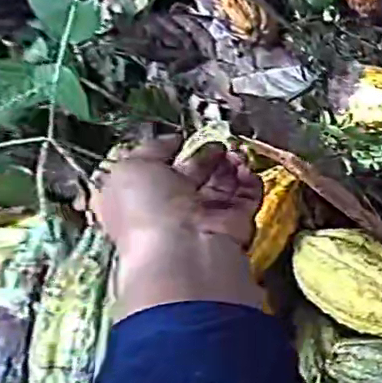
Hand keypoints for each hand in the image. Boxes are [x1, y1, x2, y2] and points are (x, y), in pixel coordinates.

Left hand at [93, 138, 264, 318]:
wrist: (186, 244)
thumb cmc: (148, 207)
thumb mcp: (131, 167)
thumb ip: (152, 148)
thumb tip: (173, 139)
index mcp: (139, 194)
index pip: (158, 167)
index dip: (171, 151)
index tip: (185, 137)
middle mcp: (173, 204)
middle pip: (196, 173)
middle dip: (208, 155)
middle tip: (219, 144)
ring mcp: (207, 212)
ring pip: (224, 181)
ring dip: (231, 164)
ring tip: (235, 154)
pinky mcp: (236, 219)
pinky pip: (247, 194)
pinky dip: (249, 180)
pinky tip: (246, 169)